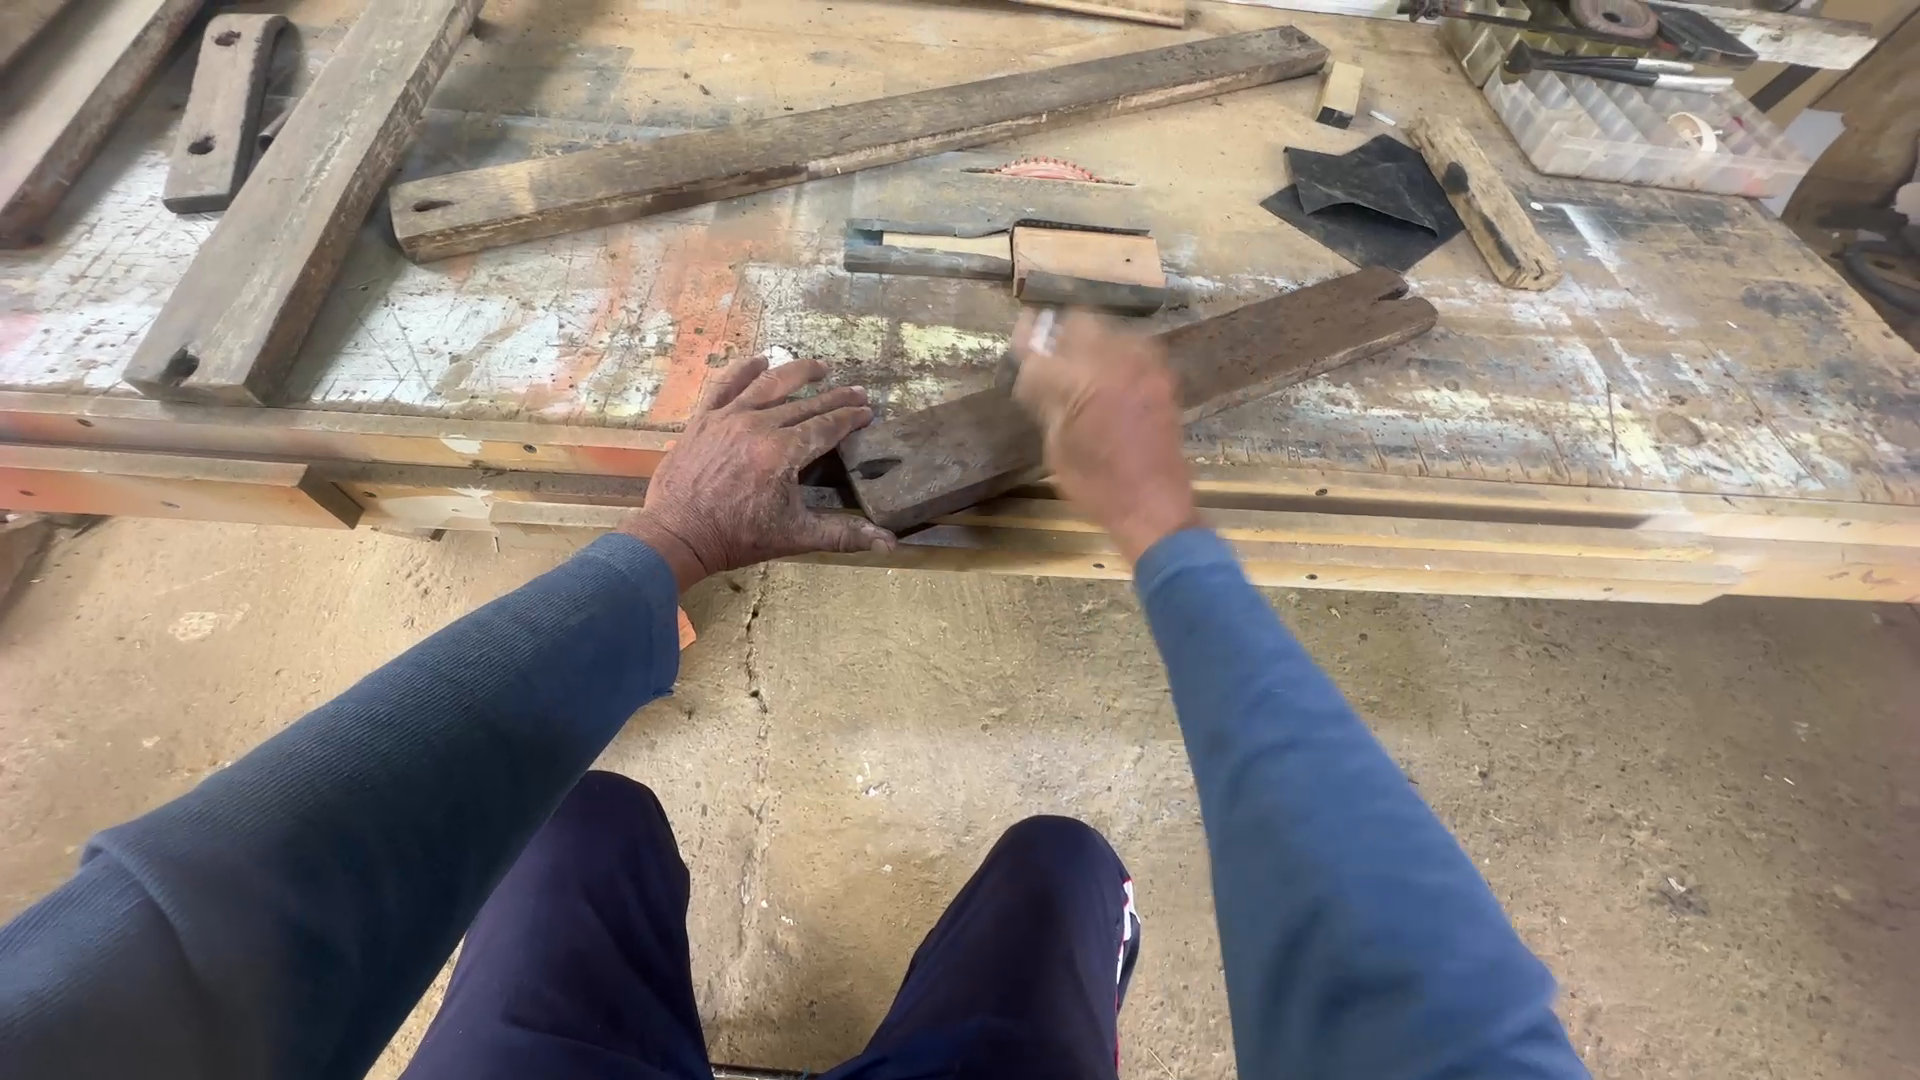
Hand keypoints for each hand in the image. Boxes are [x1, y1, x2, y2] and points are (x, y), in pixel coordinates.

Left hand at [621, 355, 896, 589]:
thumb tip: (890, 544)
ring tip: (820, 366)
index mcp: (783, 453)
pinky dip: (744, 369)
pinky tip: (760, 360)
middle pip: (806, 404)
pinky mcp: (703, 419)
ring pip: (769, 384)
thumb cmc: (738, 538)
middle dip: (836, 397)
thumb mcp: (796, 536)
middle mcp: (758, 425)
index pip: (827, 426)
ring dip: (798, 372)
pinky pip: (726, 384)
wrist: (677, 535)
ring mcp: (727, 417)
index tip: (868, 411)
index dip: (851, 417)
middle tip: (858, 391)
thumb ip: (844, 535)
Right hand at [1011, 309, 1199, 563]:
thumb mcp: (1057, 449)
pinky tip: (1106, 375)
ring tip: (1077, 362)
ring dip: (1089, 337)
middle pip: (1080, 321)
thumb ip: (1046, 402)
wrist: (1154, 506)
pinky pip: (1134, 348)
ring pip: (1110, 328)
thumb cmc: (1097, 488)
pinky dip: (1115, 352)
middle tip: (1046, 349)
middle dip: (1058, 331)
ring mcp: (1145, 367)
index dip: (1025, 343)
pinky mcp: (1163, 378)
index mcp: (1082, 383)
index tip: (1020, 340)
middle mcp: (1116, 363)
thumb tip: (1032, 373)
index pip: (1042, 349)